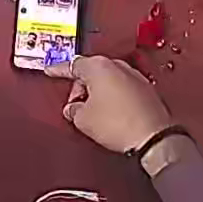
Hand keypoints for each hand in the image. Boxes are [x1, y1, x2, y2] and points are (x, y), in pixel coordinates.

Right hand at [45, 55, 173, 153]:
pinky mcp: (145, 89)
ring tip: (94, 113)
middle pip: (90, 71)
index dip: (58, 70)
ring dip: (97, 92)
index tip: (51, 71)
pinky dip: (113, 97)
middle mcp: (117, 66)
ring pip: (107, 79)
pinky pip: (121, 88)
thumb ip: (73, 109)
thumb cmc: (119, 123)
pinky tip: (111, 114)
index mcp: (98, 67)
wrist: (151, 136)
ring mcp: (133, 75)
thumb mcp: (83, 119)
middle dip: (80, 87)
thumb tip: (74, 109)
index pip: (72, 65)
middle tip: (74, 105)